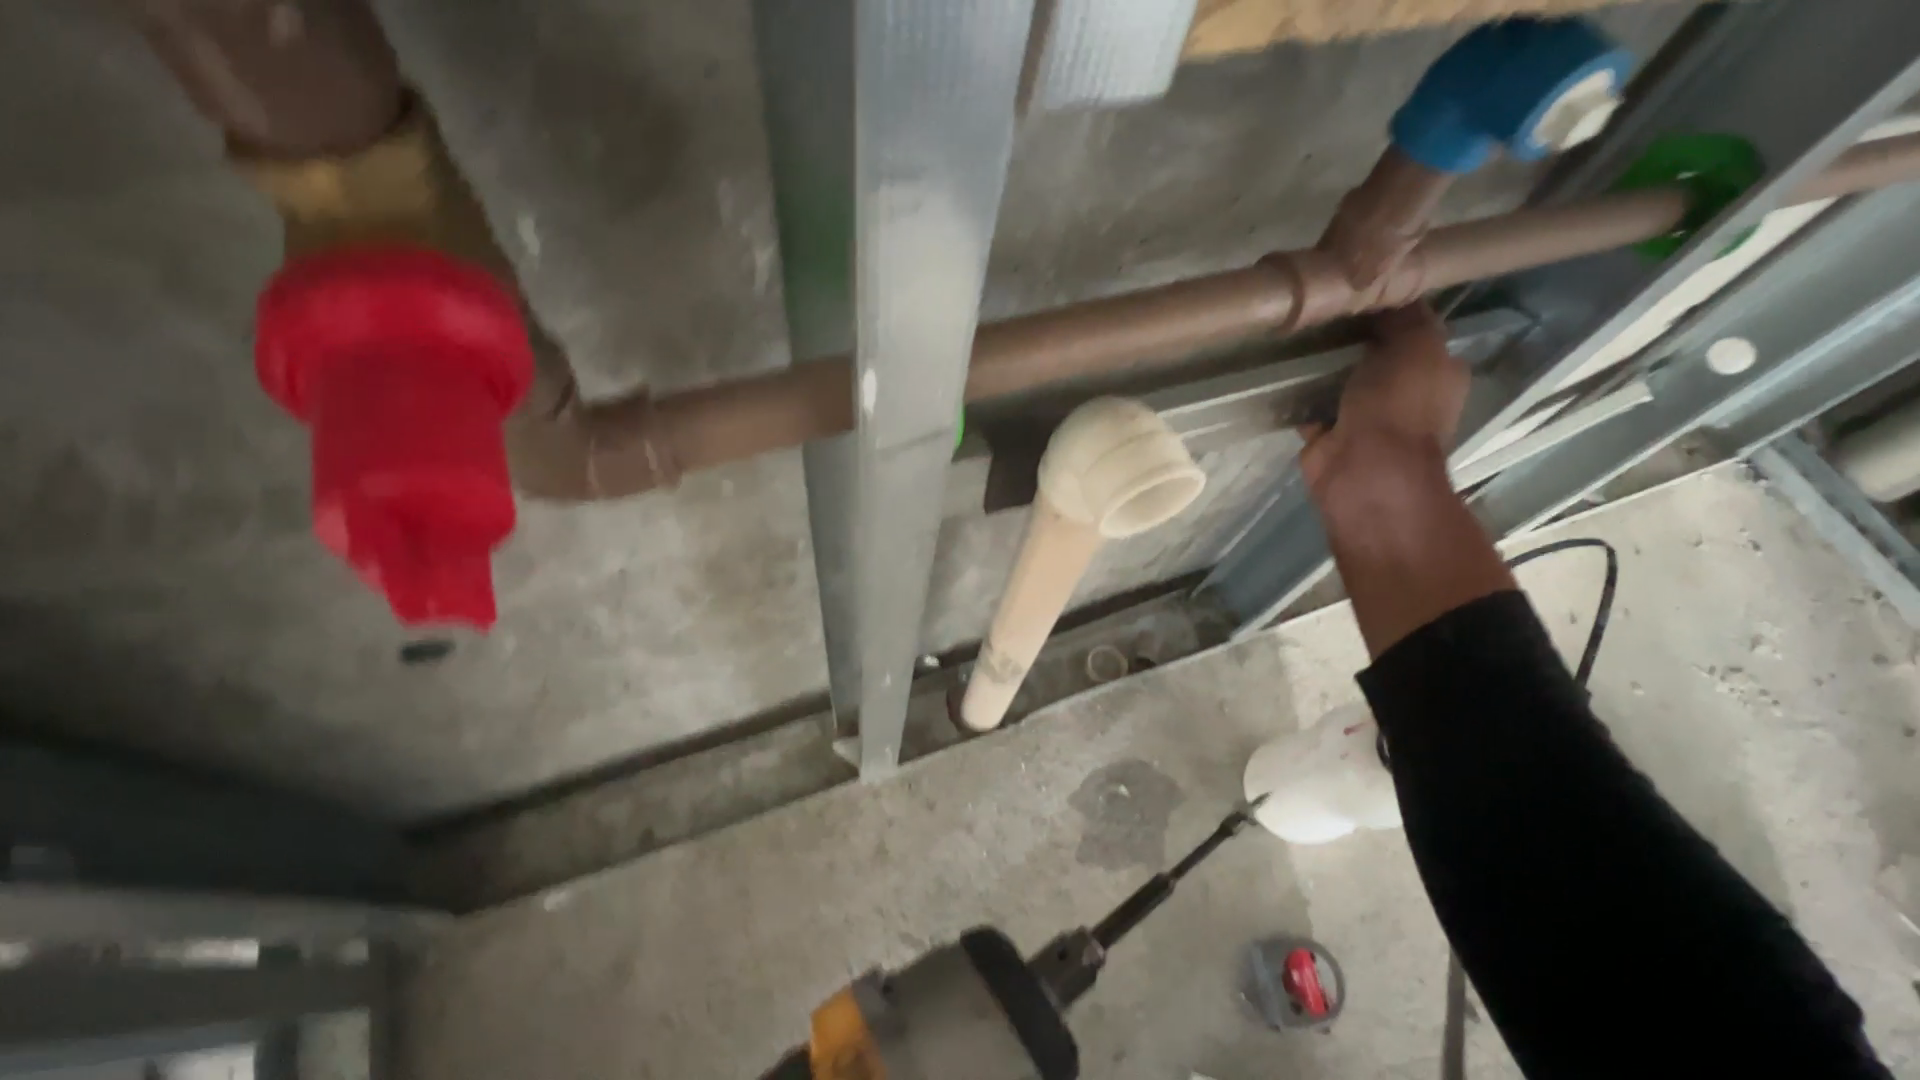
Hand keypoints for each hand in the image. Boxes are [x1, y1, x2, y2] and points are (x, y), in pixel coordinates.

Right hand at [1297, 303, 1467, 495]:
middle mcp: (1405, 395)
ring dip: (1320, 366)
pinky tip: (1279, 373)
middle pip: (1375, 355)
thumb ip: (1406, 317)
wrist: (1365, 470)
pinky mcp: (1328, 436)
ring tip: (1294, 336)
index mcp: (1437, 372)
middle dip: (1350, 337)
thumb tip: (1387, 294)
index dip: (1391, 310)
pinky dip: (1298, 396)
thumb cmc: (1400, 404)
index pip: (1417, 331)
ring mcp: (1365, 418)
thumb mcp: (1417, 344)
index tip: (1359, 289)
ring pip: (1341, 381)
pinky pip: (1311, 407)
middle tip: (1320, 310)